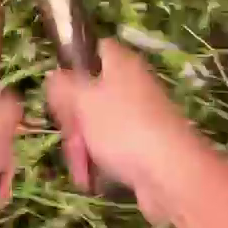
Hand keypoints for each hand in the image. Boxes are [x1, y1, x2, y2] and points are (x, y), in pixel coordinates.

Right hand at [46, 39, 207, 222]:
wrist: (173, 176)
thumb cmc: (123, 127)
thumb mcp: (81, 99)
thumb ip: (61, 84)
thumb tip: (54, 77)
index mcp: (121, 63)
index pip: (94, 48)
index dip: (72, 64)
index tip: (58, 88)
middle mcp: (133, 85)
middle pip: (90, 91)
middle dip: (73, 119)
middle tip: (69, 137)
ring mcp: (140, 117)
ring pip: (98, 123)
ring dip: (82, 146)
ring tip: (81, 169)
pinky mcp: (145, 146)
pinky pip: (113, 147)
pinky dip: (99, 162)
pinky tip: (91, 179)